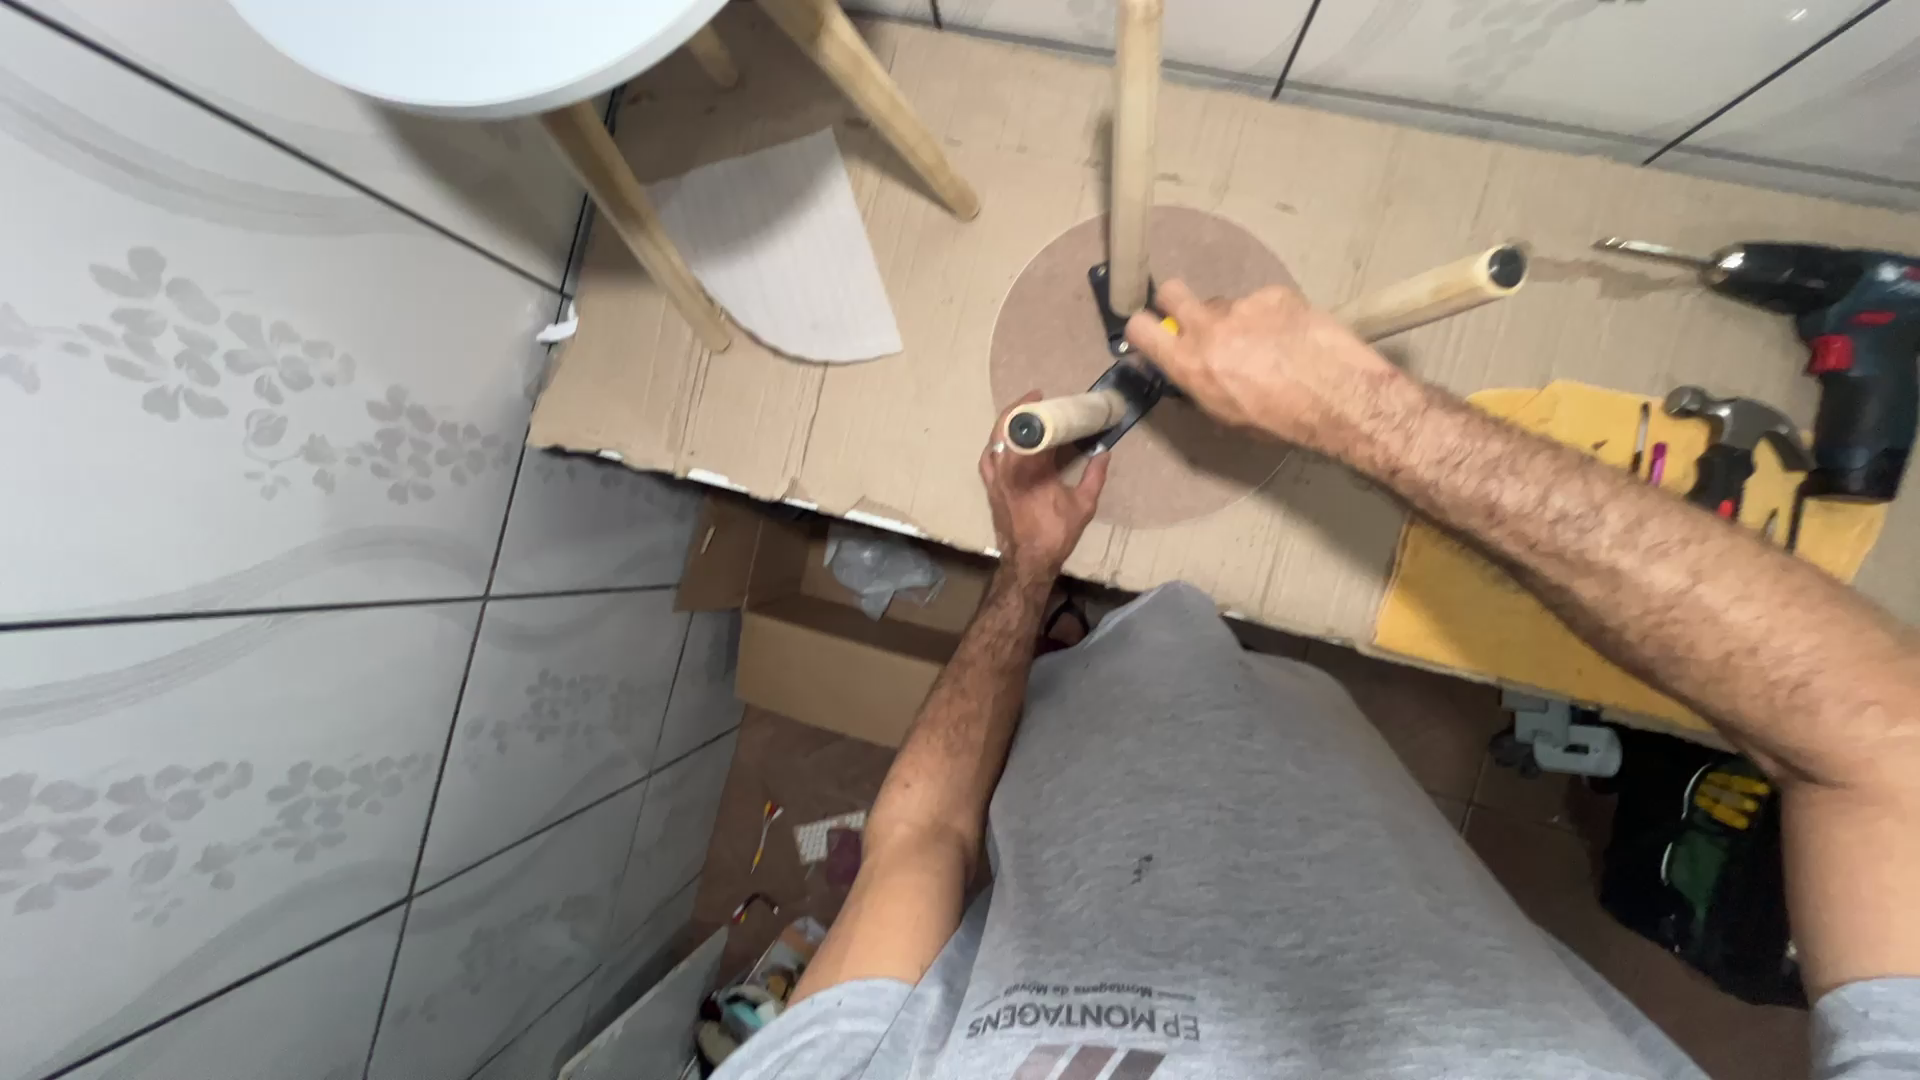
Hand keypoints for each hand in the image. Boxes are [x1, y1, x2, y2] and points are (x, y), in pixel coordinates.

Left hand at [980, 392, 1110, 579]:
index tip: (1046, 398)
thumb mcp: (1084, 505)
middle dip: (1018, 410)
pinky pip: (987, 460)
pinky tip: (1004, 443)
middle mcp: (1008, 469)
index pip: (1032, 430)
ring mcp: (995, 479)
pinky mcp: (990, 489)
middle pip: (1006, 429)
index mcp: (1032, 468)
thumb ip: (1095, 476)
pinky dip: (994, 446)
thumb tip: (1104, 453)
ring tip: (1019, 417)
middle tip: (1034, 400)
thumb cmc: (1056, 534)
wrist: (1028, 562)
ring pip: (993, 442)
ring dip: (1005, 425)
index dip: (1038, 411)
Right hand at [1123, 279, 1408, 458]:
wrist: (1336, 395)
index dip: (1143, 329)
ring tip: (1262, 343)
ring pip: (1223, 304)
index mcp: (1189, 363)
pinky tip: (1288, 335)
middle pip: (1171, 292)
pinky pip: (1260, 301)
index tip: (1153, 335)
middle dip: (1175, 304)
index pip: (1140, 328)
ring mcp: (1242, 306)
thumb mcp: (1223, 413)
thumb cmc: (1277, 419)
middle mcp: (1208, 328)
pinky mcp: (1274, 294)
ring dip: (1233, 319)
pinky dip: (1268, 316)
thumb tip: (1187, 372)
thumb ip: (1197, 383)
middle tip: (1194, 322)